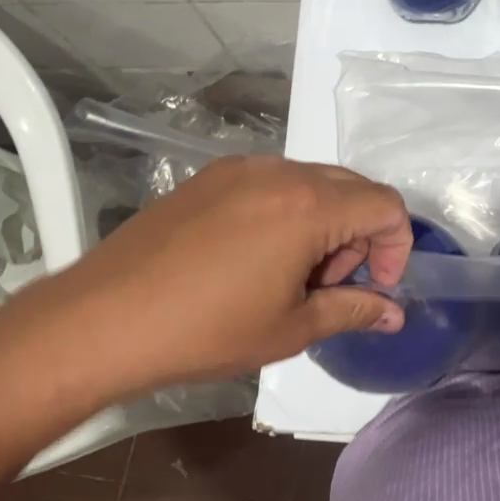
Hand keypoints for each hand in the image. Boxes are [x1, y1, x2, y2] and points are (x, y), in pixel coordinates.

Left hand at [0, 157, 411, 404]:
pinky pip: (273, 183)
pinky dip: (289, 212)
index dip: (397, 247)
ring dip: (325, 223)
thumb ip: (354, 311)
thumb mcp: (291, 328)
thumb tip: (395, 313)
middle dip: (361, 235)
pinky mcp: (210, 177)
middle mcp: (279, 173)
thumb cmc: (206, 331)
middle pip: (353, 189)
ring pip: (313, 183)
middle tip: (331, 284)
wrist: (103, 320)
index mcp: (308, 207)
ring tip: (291, 274)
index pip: (386, 205)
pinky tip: (256, 257)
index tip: (375, 287)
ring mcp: (240, 169)